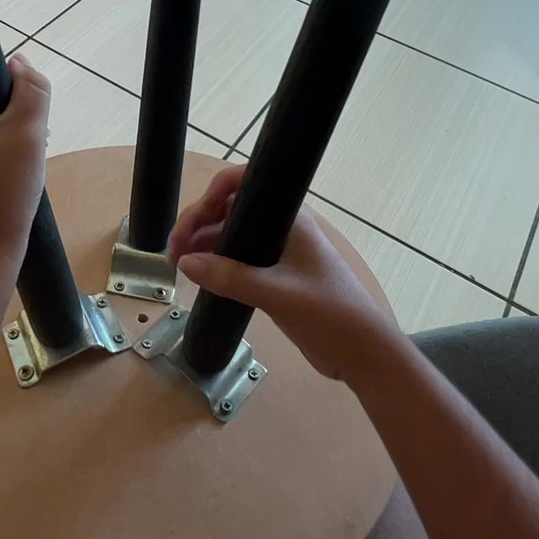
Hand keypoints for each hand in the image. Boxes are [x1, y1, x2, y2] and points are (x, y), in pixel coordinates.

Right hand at [169, 165, 400, 384]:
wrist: (365, 354)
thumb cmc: (331, 313)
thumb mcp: (279, 293)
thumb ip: (231, 277)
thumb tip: (185, 263)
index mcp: (288, 217)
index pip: (242, 184)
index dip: (211, 194)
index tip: (190, 222)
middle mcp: (280, 226)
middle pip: (230, 210)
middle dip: (198, 223)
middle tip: (173, 251)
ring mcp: (278, 251)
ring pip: (231, 235)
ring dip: (203, 244)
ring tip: (177, 263)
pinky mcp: (275, 275)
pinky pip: (238, 259)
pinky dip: (216, 262)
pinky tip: (199, 275)